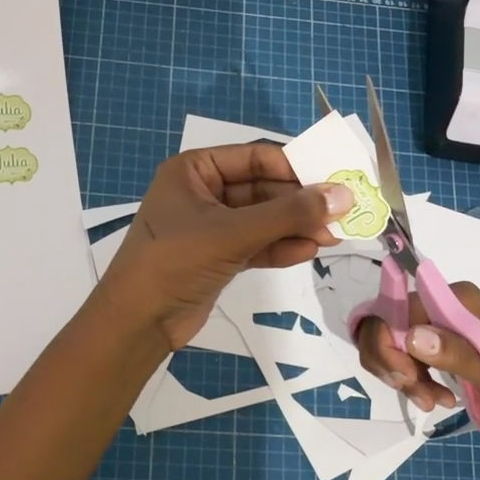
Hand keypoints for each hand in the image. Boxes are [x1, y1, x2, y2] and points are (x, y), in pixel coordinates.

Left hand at [99, 143, 350, 348]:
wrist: (137, 321)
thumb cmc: (175, 261)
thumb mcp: (233, 232)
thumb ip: (289, 214)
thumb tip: (342, 195)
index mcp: (194, 171)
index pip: (255, 157)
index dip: (296, 167)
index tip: (334, 180)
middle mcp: (202, 193)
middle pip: (263, 189)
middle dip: (300, 203)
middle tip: (341, 213)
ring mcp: (210, 228)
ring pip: (263, 219)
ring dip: (296, 227)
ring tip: (333, 236)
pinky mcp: (218, 258)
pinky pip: (257, 244)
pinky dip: (281, 247)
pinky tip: (309, 251)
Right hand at [355, 281, 479, 444]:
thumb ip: (459, 356)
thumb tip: (413, 335)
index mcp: (461, 301)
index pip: (398, 307)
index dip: (389, 342)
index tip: (406, 378)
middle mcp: (445, 304)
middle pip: (385, 321)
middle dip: (389, 360)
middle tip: (414, 390)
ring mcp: (438, 324)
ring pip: (388, 341)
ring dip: (399, 375)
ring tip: (430, 400)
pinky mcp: (434, 345)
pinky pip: (399, 356)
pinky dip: (406, 380)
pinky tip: (433, 398)